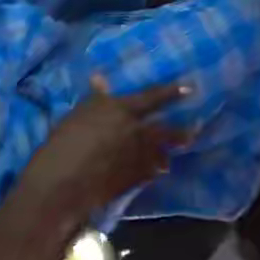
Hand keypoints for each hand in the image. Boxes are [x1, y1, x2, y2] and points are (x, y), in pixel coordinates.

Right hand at [14, 77, 188, 225]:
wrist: (66, 180)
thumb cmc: (66, 139)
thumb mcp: (79, 113)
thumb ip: (95, 98)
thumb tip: (100, 79)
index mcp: (123, 109)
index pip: (153, 97)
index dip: (172, 92)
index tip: (190, 89)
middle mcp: (138, 132)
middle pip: (168, 131)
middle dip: (182, 132)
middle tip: (193, 131)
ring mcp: (140, 158)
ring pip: (162, 155)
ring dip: (165, 155)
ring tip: (167, 158)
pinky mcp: (136, 180)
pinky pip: (150, 173)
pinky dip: (151, 170)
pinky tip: (148, 172)